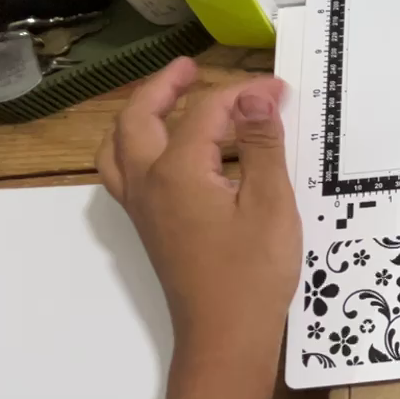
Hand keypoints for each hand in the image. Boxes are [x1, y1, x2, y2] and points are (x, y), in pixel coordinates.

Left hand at [96, 58, 300, 398]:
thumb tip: (256, 97)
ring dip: (139, 114)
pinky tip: (164, 154)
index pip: (207, 113)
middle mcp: (148, 182)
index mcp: (179, 171)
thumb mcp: (271, 204)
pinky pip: (124, 171)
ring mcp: (143, 206)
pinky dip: (135, 146)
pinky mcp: (150, 225)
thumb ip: (262, 146)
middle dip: (164, 87)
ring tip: (165, 101)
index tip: (280, 87)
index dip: (244, 94)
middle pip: (140, 119)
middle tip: (189, 68)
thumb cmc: (254, 270)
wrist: (225, 330)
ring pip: (120, 145)